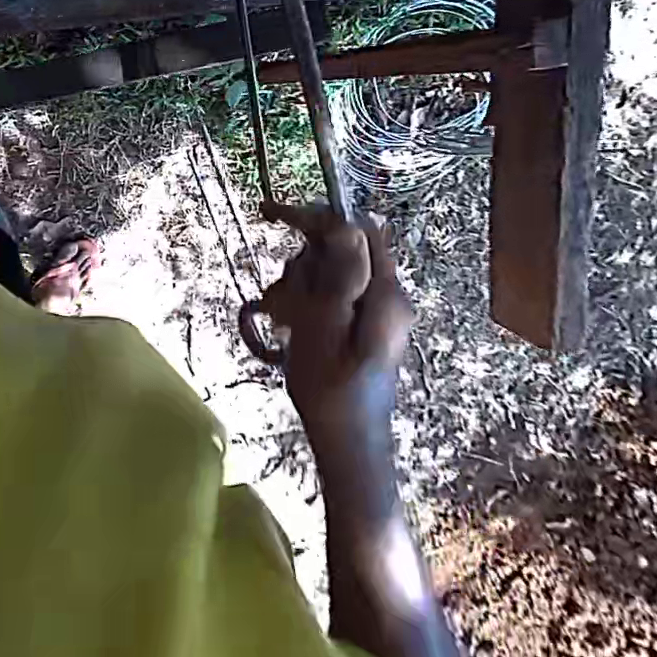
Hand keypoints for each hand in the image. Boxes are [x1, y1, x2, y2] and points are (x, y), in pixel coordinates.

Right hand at [257, 203, 414, 439]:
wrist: (348, 441)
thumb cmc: (330, 387)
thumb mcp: (325, 325)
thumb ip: (338, 274)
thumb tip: (343, 224)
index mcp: (384, 292)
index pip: (352, 229)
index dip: (312, 217)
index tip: (269, 215)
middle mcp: (387, 293)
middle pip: (340, 248)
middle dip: (303, 263)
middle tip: (281, 299)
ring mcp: (378, 308)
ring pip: (330, 271)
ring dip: (299, 286)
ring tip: (282, 320)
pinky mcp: (364, 321)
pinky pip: (332, 293)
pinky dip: (305, 302)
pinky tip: (289, 327)